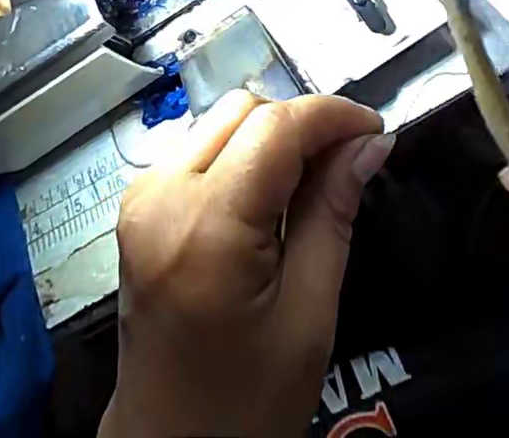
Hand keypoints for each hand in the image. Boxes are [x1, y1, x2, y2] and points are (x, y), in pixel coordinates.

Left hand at [101, 92, 392, 437]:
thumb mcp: (308, 313)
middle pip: (238, 111)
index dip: (327, 115)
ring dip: (266, 137)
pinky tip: (262, 195)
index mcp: (204, 223)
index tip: (373, 127)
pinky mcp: (136, 199)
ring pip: (215, 122)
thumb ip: (331, 214)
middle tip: (344, 160)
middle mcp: (160, 190)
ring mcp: (140, 191)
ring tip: (307, 181)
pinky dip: (236, 154)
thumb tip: (367, 144)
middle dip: (297, 124)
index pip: (271, 128)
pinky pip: (194, 148)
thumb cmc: (247, 397)